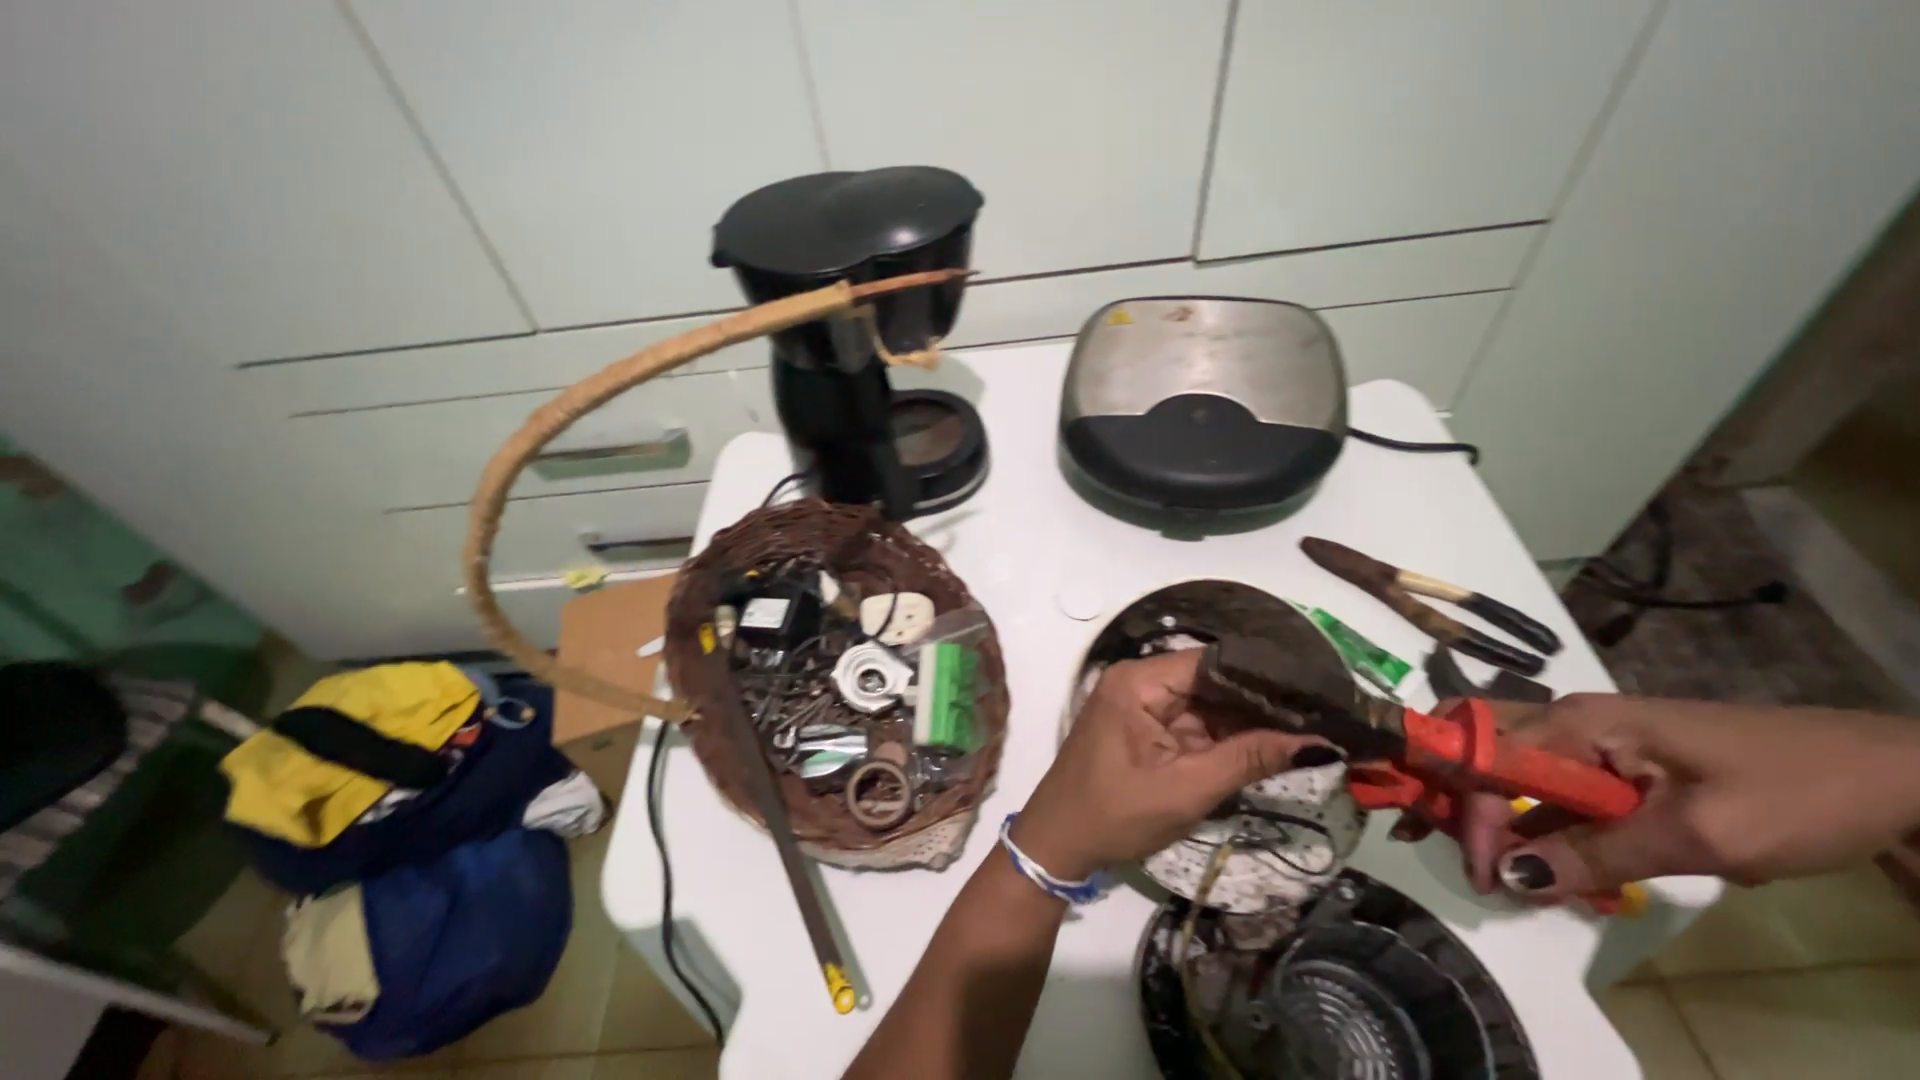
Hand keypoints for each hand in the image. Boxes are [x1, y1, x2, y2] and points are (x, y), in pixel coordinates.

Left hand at [1012, 650, 1321, 881]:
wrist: (1058, 845)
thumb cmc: (1115, 815)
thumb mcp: (1186, 790)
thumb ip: (1248, 759)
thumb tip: (1317, 741)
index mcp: (1138, 682)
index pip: (1214, 662)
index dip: (1265, 676)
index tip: (1317, 690)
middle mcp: (1139, 682)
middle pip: (1213, 680)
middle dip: (1263, 700)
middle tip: (1324, 712)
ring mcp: (1142, 705)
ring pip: (1208, 703)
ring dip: (1250, 720)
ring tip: (1312, 725)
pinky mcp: (1146, 728)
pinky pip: (1195, 723)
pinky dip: (1227, 736)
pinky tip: (1274, 742)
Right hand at [1457, 694, 1919, 900]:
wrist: (1897, 776)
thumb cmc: (1795, 793)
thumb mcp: (1700, 835)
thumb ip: (1598, 856)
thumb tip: (1511, 878)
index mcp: (1580, 721)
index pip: (1490, 760)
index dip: (1473, 814)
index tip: (1487, 877)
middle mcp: (1573, 721)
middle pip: (1487, 752)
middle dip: (1463, 803)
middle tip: (1469, 862)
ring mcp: (1596, 741)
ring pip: (1519, 777)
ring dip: (1504, 824)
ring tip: (1511, 879)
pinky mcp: (1621, 765)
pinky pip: (1561, 794)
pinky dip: (1547, 830)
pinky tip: (1557, 870)